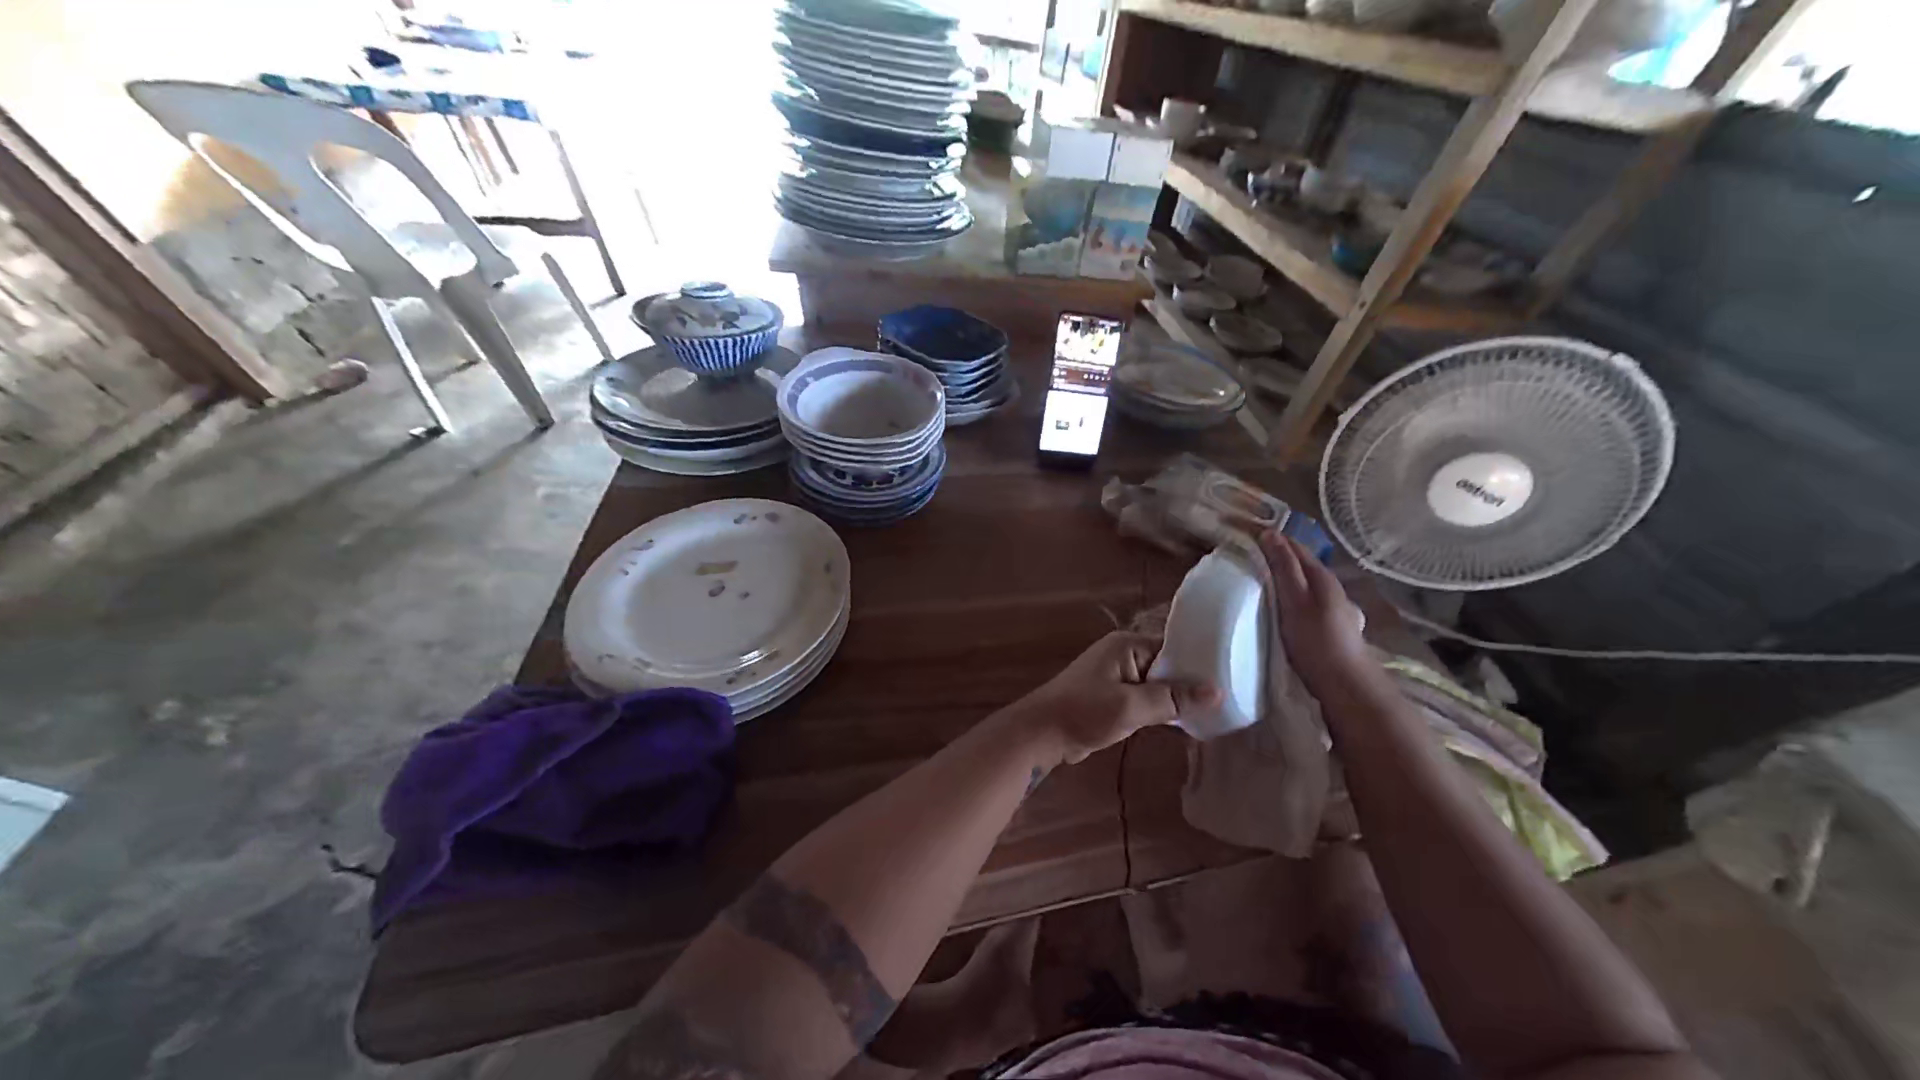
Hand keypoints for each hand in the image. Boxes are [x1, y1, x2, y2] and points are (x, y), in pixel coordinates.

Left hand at [1002, 632, 1218, 766]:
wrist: (1041, 734)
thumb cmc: (1083, 712)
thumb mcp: (1131, 706)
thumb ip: (1172, 698)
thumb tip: (1216, 691)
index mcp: (1127, 645)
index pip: (1174, 647)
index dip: (1200, 663)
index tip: (1232, 678)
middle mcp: (1124, 655)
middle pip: (1168, 666)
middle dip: (1191, 684)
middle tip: (1230, 700)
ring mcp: (1118, 677)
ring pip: (1158, 685)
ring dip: (1177, 700)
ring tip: (1215, 713)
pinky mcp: (1114, 698)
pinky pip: (1146, 700)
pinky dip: (1162, 710)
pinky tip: (1187, 724)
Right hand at [1259, 529, 1379, 703]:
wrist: (1345, 684)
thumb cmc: (1316, 640)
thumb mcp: (1294, 601)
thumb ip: (1283, 568)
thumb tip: (1270, 532)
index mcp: (1322, 576)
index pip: (1294, 546)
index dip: (1271, 538)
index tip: (1243, 536)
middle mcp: (1331, 587)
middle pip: (1300, 563)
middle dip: (1275, 555)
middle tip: (1244, 555)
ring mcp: (1333, 607)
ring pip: (1303, 582)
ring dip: (1282, 576)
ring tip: (1257, 578)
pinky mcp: (1329, 625)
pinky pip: (1304, 599)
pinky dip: (1289, 594)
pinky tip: (1279, 605)